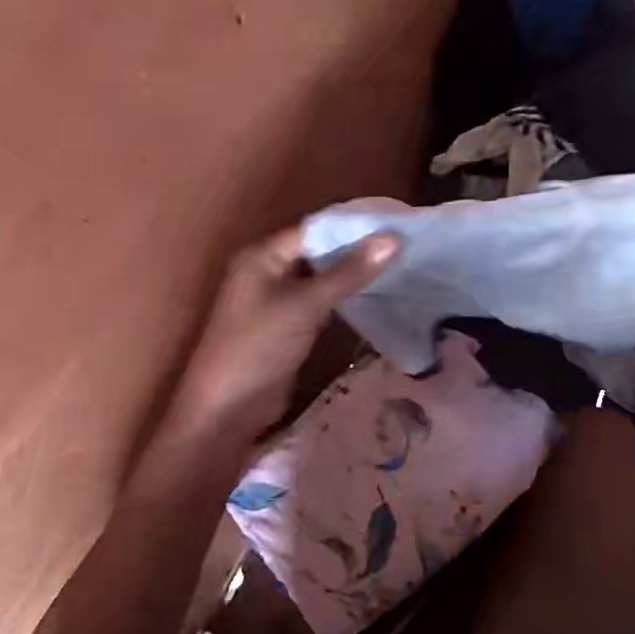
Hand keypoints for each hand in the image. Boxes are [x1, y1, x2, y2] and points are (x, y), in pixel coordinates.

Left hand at [167, 226, 400, 438]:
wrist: (228, 409)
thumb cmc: (258, 348)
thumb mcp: (304, 306)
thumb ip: (348, 273)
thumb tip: (394, 238)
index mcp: (262, 256)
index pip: (314, 229)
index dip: (353, 226)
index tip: (397, 224)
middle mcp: (268, 272)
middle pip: (319, 253)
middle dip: (357, 252)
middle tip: (406, 247)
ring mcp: (278, 302)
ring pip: (322, 280)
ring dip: (354, 277)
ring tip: (401, 267)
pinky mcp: (289, 328)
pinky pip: (321, 305)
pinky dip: (345, 301)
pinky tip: (378, 298)